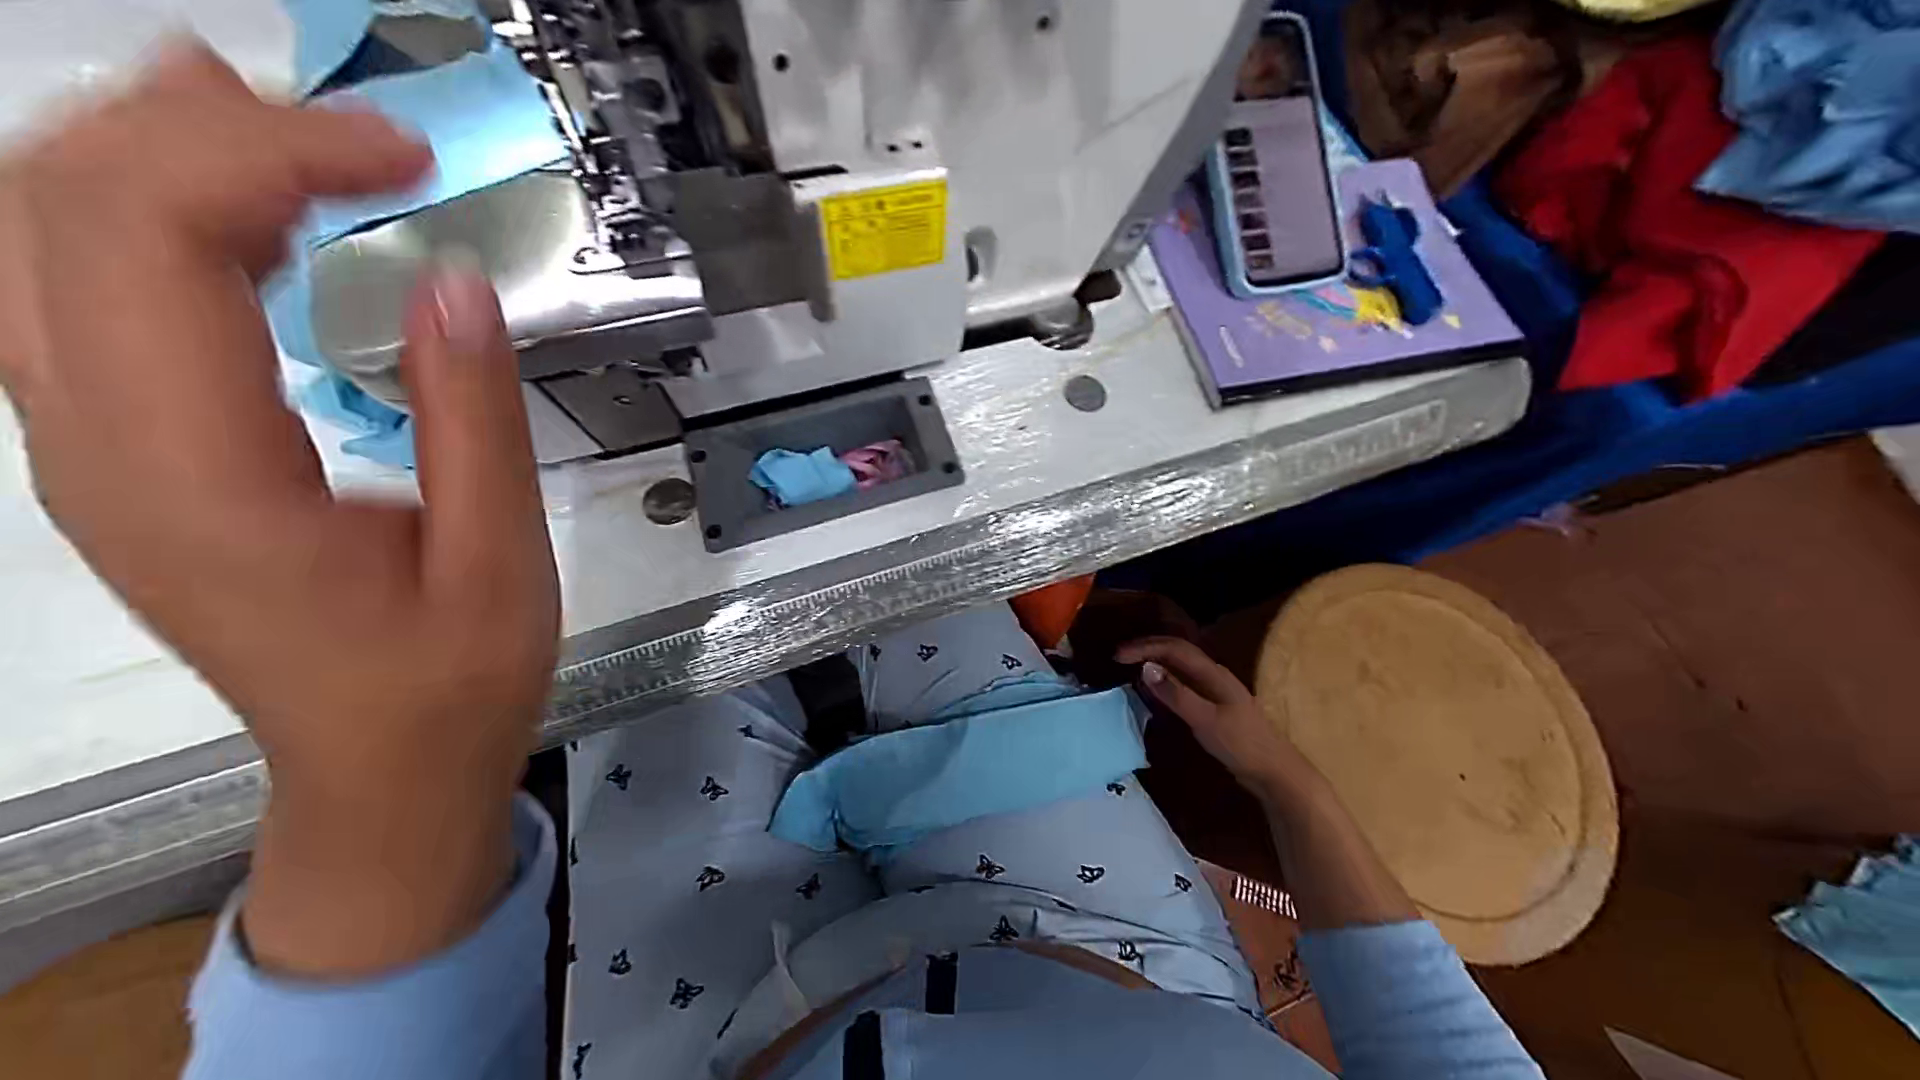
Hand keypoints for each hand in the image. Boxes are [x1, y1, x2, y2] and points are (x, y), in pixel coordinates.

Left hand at [0, 45, 558, 973]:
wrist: (387, 768)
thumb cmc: (455, 679)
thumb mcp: (496, 557)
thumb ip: (470, 417)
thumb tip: (456, 283)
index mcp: (197, 476)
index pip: (151, 242)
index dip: (270, 159)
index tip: (404, 157)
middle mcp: (96, 447)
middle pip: (52, 213)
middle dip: (193, 129)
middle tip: (346, 124)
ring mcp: (92, 453)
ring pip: (39, 242)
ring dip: (149, 154)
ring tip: (272, 120)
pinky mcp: (130, 460)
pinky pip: (83, 298)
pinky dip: (145, 220)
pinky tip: (225, 203)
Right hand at [1117, 636, 1416, 928]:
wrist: (1276, 773)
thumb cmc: (1242, 745)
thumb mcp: (1205, 720)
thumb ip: (1176, 694)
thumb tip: (1146, 667)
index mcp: (1213, 673)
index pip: (1173, 648)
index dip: (1144, 647)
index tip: (1117, 656)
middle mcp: (1214, 675)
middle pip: (1177, 651)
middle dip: (1148, 649)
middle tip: (1120, 657)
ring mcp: (1217, 691)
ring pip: (1181, 666)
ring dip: (1156, 662)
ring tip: (1132, 668)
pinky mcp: (1216, 706)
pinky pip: (1184, 682)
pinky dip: (1165, 679)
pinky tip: (1157, 691)